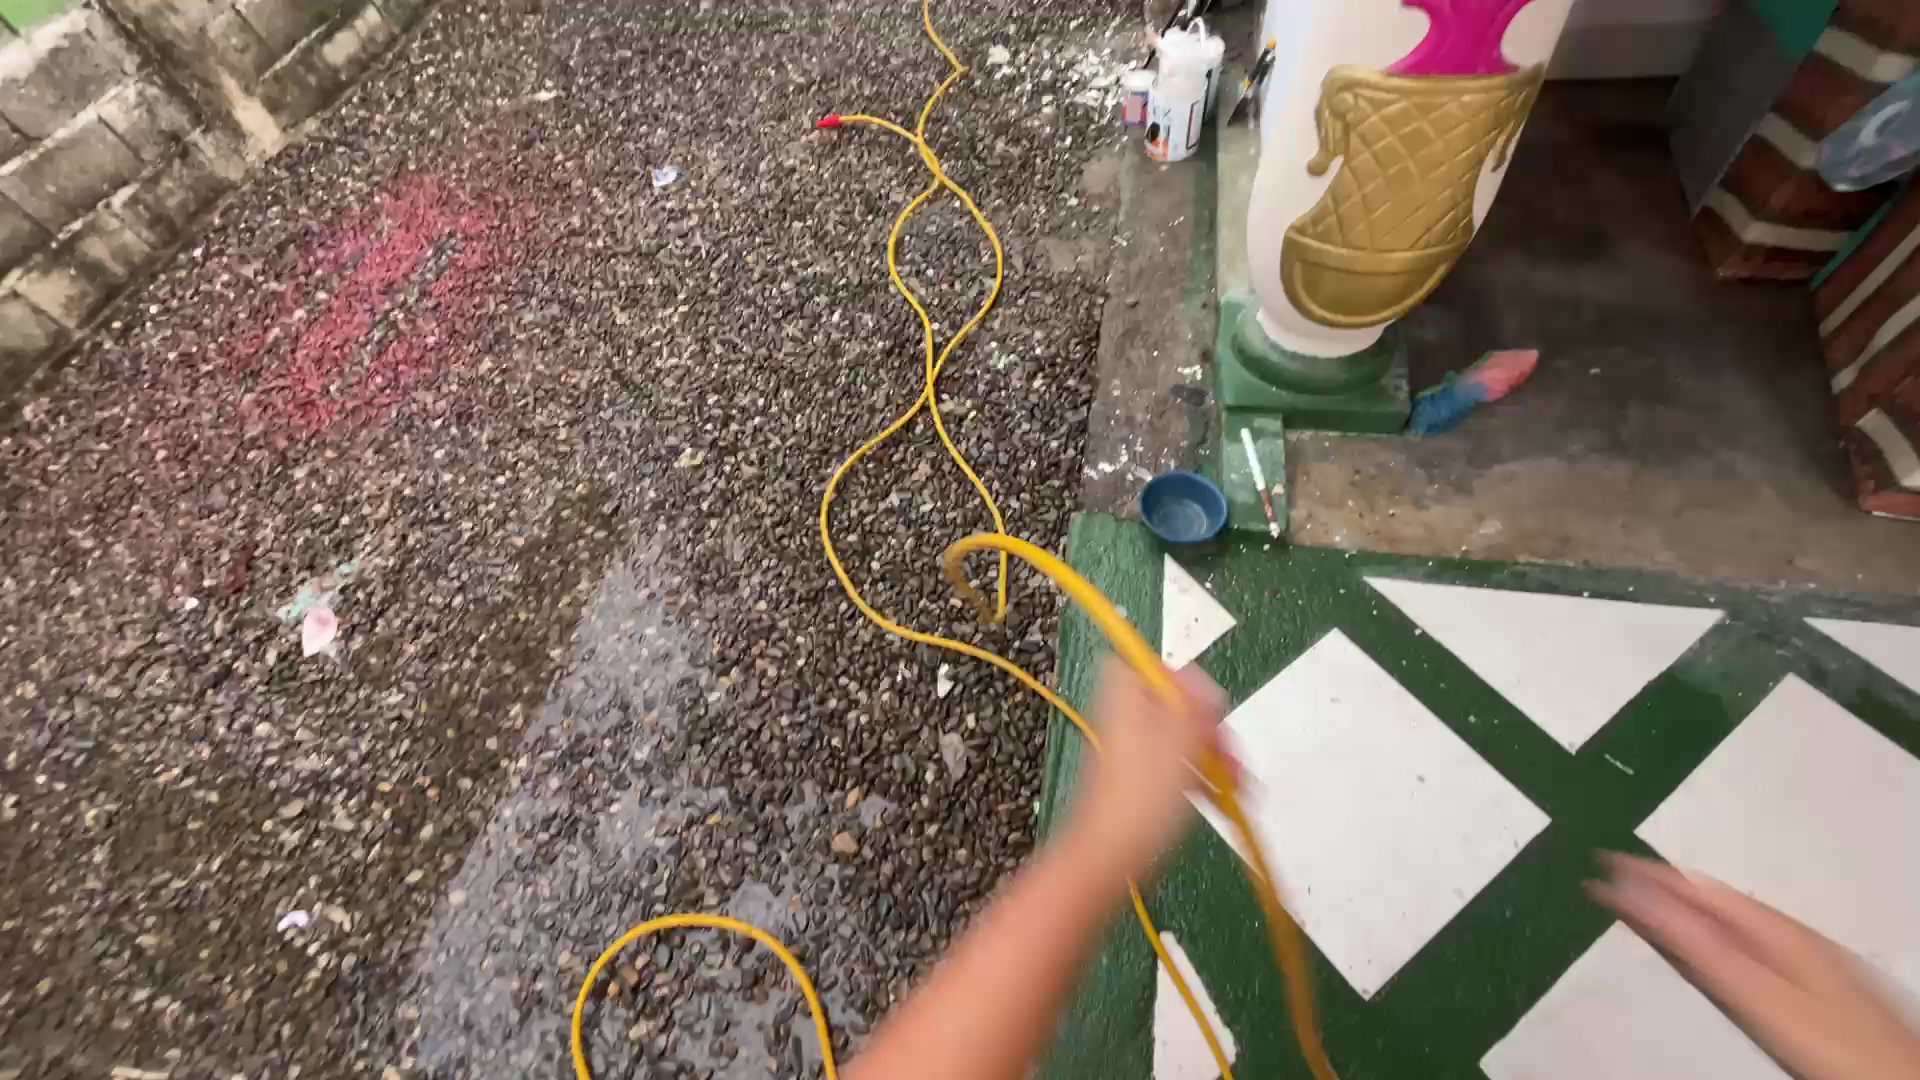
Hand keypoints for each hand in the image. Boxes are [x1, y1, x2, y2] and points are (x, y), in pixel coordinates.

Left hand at [1064, 657, 1229, 886]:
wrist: (1111, 853)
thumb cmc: (1142, 800)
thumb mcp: (1178, 744)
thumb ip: (1191, 707)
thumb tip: (1198, 677)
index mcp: (1126, 702)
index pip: (1143, 665)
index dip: (1176, 678)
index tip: (1203, 703)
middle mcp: (1126, 720)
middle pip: (1172, 703)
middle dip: (1207, 725)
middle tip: (1228, 751)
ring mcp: (1132, 750)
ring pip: (1178, 735)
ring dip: (1211, 753)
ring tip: (1238, 781)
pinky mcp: (1140, 779)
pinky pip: (1175, 763)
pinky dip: (1199, 774)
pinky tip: (1223, 795)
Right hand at [1589, 852, 1919, 1079]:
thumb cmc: (1826, 1041)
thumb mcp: (1751, 988)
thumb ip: (1690, 939)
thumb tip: (1626, 889)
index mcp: (1769, 927)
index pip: (1693, 885)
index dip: (1643, 869)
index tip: (1599, 858)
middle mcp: (1784, 933)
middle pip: (1710, 898)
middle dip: (1659, 883)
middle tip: (1609, 876)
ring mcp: (1801, 958)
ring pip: (1726, 919)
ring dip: (1680, 906)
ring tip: (1639, 901)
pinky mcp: (1808, 984)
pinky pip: (1740, 940)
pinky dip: (1704, 931)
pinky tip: (1697, 943)